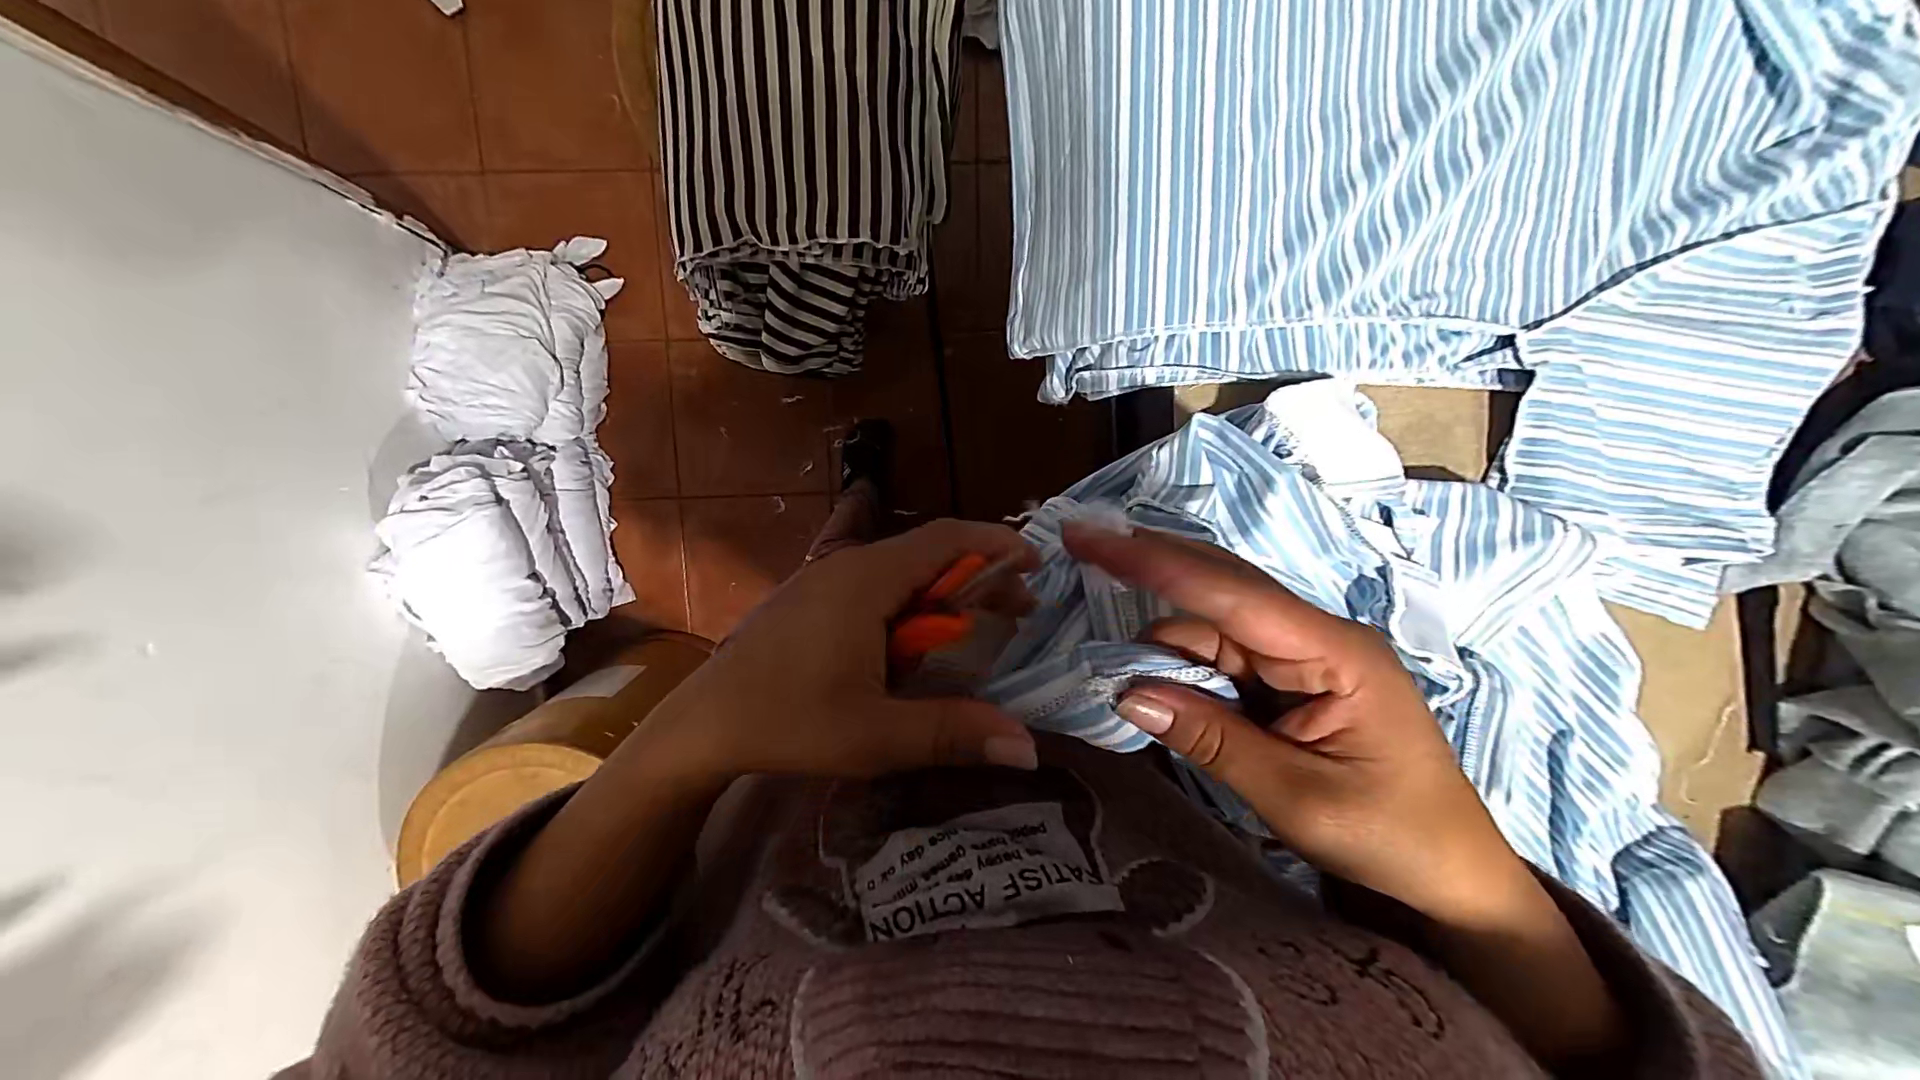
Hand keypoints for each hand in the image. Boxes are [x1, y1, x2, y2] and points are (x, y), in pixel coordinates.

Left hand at [636, 519, 1041, 784]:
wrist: (700, 725)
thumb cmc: (786, 722)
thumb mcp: (875, 735)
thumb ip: (953, 733)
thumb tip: (1029, 748)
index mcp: (866, 580)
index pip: (945, 538)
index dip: (995, 542)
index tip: (1034, 562)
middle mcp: (847, 566)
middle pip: (927, 552)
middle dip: (978, 574)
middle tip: (1019, 609)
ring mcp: (824, 580)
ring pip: (900, 570)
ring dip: (944, 591)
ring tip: (976, 626)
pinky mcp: (810, 599)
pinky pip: (874, 585)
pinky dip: (911, 602)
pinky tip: (916, 640)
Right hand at [1063, 519, 1531, 924]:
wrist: (1453, 877)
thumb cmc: (1394, 836)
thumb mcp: (1297, 797)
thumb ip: (1211, 738)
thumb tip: (1128, 695)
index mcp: (1333, 651)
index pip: (1232, 593)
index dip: (1157, 563)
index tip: (1095, 537)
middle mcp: (1313, 636)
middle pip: (1217, 590)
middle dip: (1149, 570)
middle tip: (1082, 547)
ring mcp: (1299, 655)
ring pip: (1208, 627)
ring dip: (1161, 648)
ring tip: (1123, 683)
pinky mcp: (1286, 678)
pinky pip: (1219, 658)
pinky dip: (1180, 669)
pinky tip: (1155, 687)